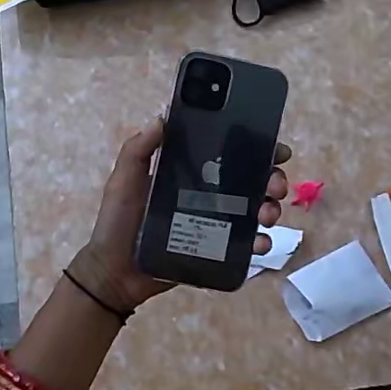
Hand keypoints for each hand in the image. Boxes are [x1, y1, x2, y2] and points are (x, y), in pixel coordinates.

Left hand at [69, 118, 290, 313]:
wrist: (114, 272)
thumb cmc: (118, 221)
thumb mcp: (124, 180)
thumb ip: (138, 150)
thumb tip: (162, 117)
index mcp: (189, 171)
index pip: (228, 153)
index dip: (256, 148)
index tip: (275, 149)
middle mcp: (207, 193)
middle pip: (251, 180)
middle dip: (272, 179)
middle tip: (275, 185)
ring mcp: (214, 222)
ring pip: (254, 209)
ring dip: (270, 207)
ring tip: (267, 214)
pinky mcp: (215, 249)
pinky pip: (244, 244)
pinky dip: (259, 242)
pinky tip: (260, 243)